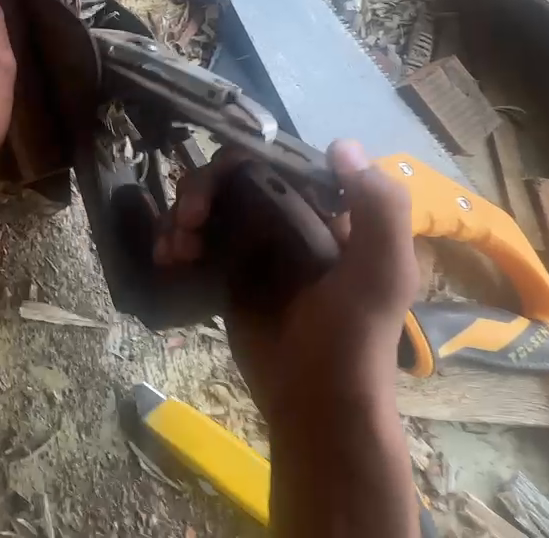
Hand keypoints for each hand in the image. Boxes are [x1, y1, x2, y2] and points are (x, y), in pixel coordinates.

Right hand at [156, 140, 417, 420]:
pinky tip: (166, 259)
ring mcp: (251, 245)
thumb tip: (341, 143)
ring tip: (174, 250)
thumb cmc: (353, 339)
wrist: (315, 406)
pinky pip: (191, 238)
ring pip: (205, 205)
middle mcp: (286, 220)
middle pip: (230, 178)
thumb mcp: (382, 275)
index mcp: (326, 213)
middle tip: (188, 222)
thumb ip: (379, 209)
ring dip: (180, 215)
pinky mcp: (225, 271)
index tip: (219, 181)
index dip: (242, 160)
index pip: (276, 162)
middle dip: (200, 190)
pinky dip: (172, 239)